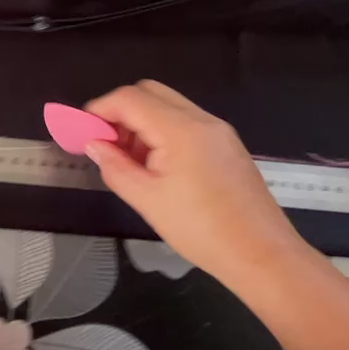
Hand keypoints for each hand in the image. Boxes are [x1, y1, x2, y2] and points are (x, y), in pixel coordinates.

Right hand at [84, 81, 314, 285]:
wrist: (264, 257)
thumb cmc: (201, 230)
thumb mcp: (147, 200)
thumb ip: (114, 166)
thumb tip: (93, 144)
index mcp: (180, 129)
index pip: (129, 98)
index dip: (100, 109)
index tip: (83, 131)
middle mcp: (201, 120)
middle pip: (149, 92)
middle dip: (121, 111)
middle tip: (107, 143)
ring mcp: (218, 130)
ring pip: (168, 105)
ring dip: (142, 121)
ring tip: (132, 159)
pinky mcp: (228, 144)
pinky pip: (186, 121)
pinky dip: (163, 130)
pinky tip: (159, 165)